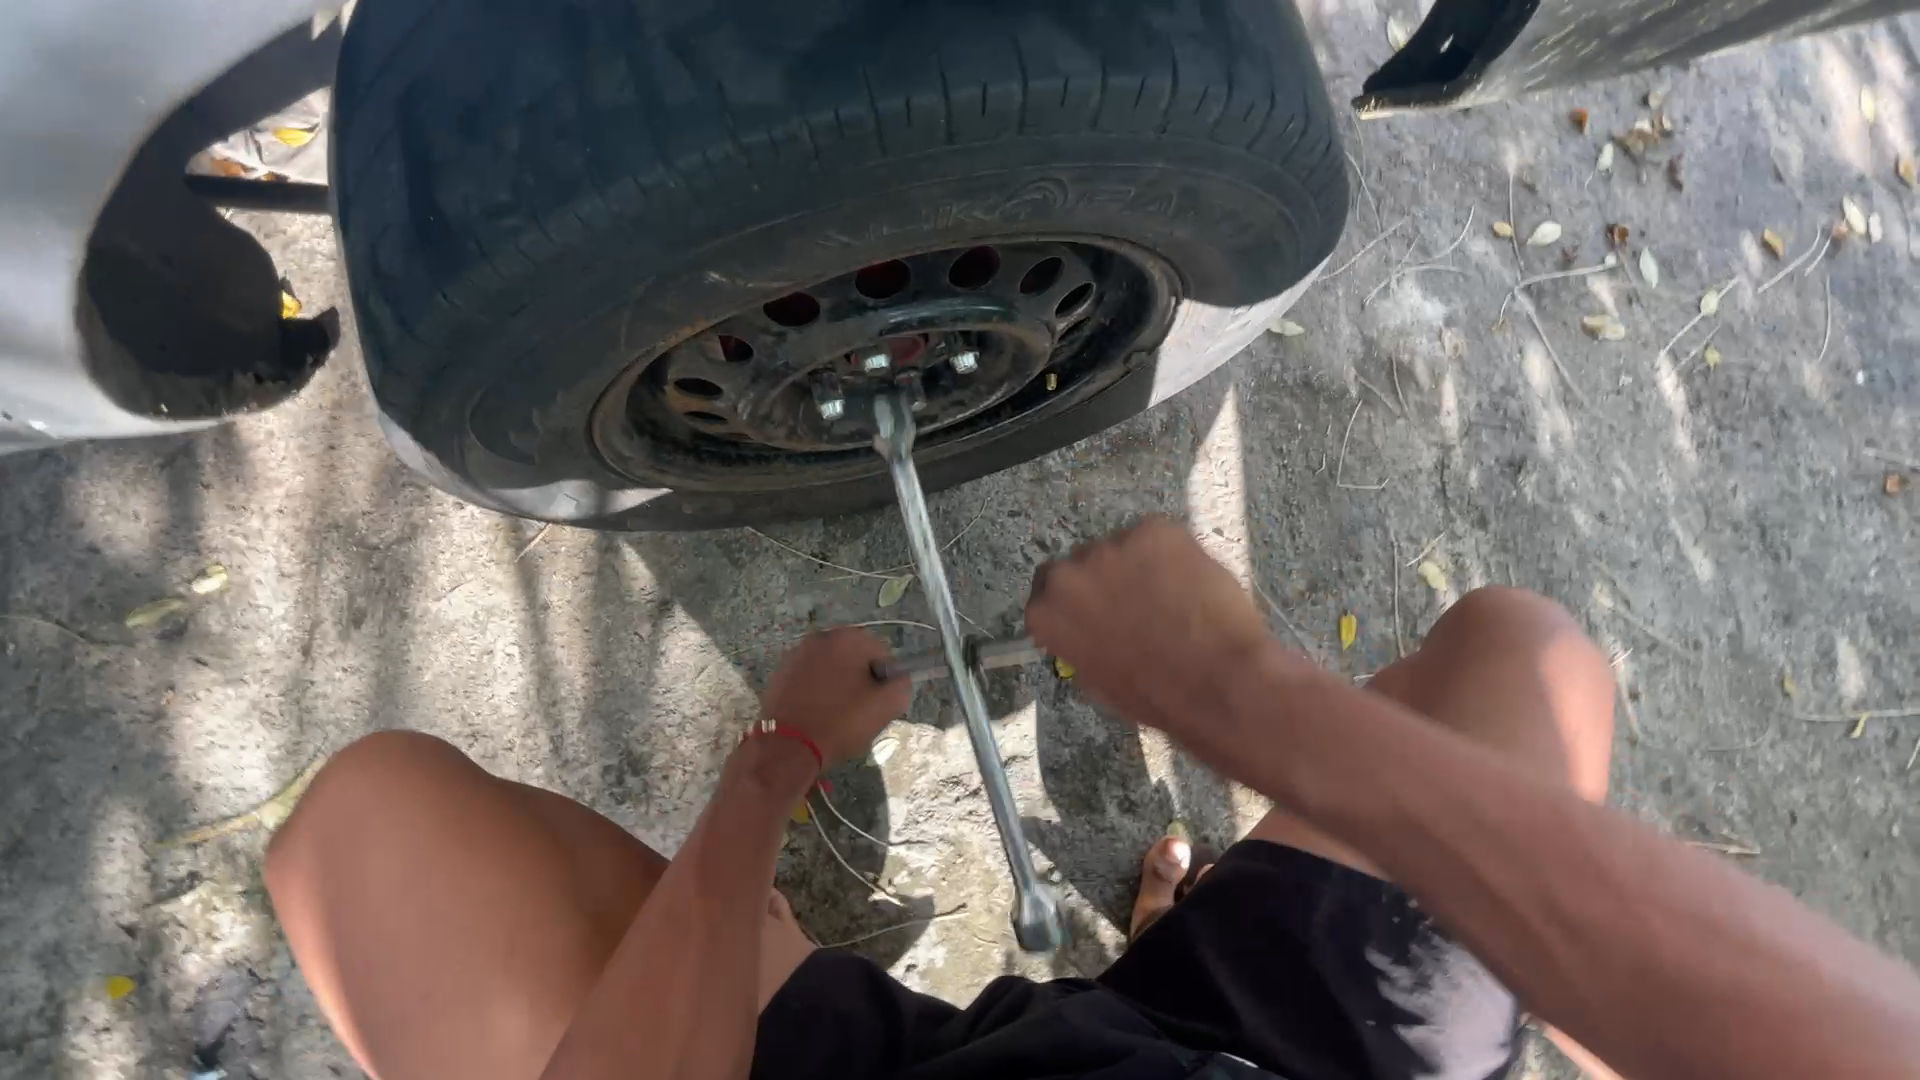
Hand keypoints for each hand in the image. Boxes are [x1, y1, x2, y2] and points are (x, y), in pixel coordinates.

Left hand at [761, 628, 911, 765]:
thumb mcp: (885, 707)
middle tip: (858, 711)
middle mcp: (821, 637)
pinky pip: (810, 677)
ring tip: (835, 714)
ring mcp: (796, 653)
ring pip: (832, 667)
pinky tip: (815, 713)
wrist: (787, 748)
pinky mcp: (780, 672)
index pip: (882, 654)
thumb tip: (897, 679)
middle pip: (855, 657)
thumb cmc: (840, 723)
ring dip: (838, 685)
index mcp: (848, 638)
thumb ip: (902, 685)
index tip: (877, 703)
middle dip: (860, 680)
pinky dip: (816, 690)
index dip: (885, 680)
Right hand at [1025, 517, 1272, 747]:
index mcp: (1047, 613)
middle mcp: (1068, 573)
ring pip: (1123, 547)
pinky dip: (1174, 555)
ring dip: (1141, 564)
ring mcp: (1111, 546)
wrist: (1215, 680)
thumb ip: (1080, 641)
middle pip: (1083, 562)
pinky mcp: (1154, 529)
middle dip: (1107, 577)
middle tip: (1138, 601)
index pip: (1048, 590)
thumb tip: (1091, 627)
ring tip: (1174, 595)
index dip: (1077, 597)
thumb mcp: (1097, 678)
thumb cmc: (1154, 695)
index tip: (1097, 607)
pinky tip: (1192, 583)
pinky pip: (1159, 537)